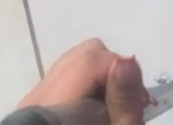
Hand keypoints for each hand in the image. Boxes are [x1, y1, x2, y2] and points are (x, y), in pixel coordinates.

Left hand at [18, 39, 150, 124]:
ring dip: (97, 78)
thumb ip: (124, 101)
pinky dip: (82, 88)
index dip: (123, 72)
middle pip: (82, 56)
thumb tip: (127, 59)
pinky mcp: (31, 111)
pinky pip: (61, 80)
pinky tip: (91, 116)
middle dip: (111, 71)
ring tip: (110, 110)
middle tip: (126, 105)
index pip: (93, 61)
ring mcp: (32, 102)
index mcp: (56, 103)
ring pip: (71, 64)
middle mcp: (38, 97)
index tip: (142, 100)